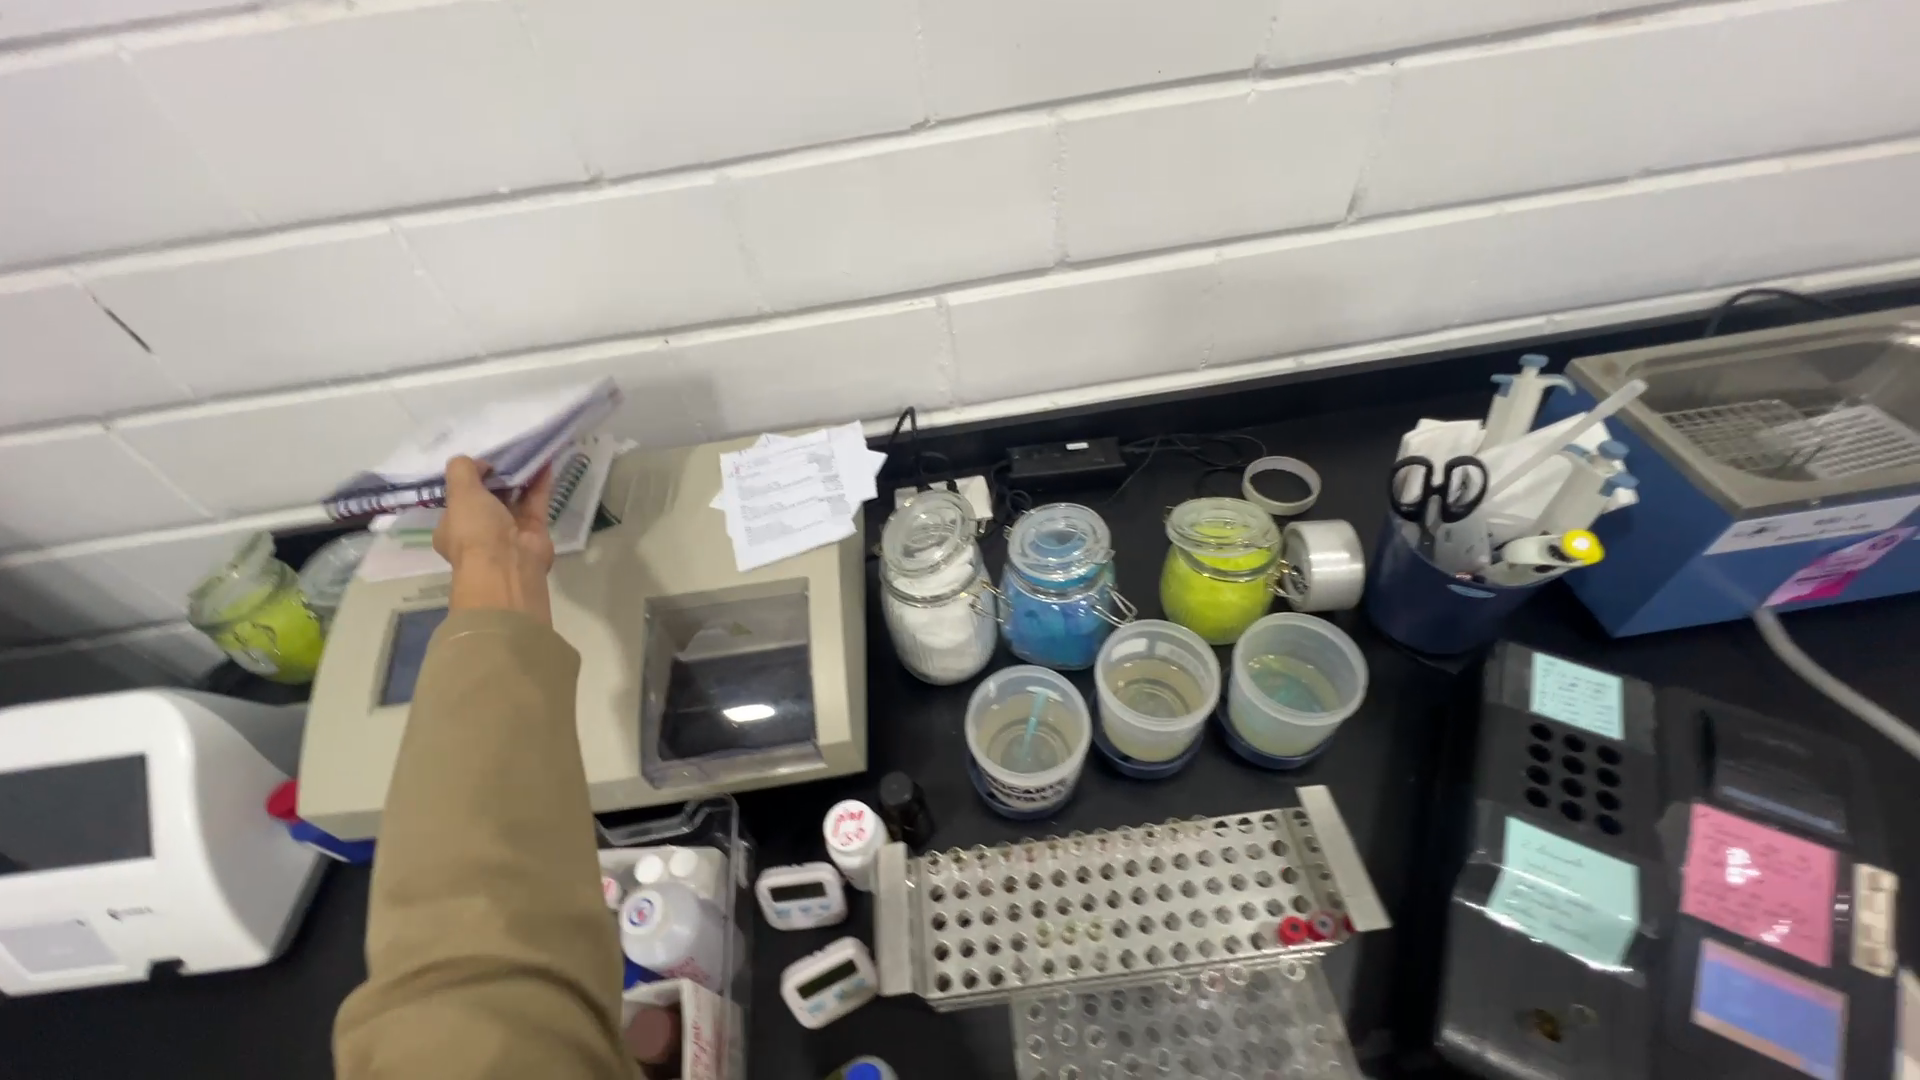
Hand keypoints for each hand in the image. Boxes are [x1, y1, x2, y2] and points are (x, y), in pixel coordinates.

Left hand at [433, 456, 556, 622]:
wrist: (508, 563)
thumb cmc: (475, 530)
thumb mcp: (459, 494)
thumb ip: (462, 471)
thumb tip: (477, 461)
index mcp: (453, 526)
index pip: (459, 499)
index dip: (469, 478)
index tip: (482, 462)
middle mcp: (480, 529)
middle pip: (489, 497)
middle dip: (497, 476)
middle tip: (506, 453)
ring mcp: (509, 530)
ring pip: (515, 497)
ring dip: (520, 476)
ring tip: (528, 452)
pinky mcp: (535, 529)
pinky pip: (536, 501)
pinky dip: (540, 482)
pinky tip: (545, 462)